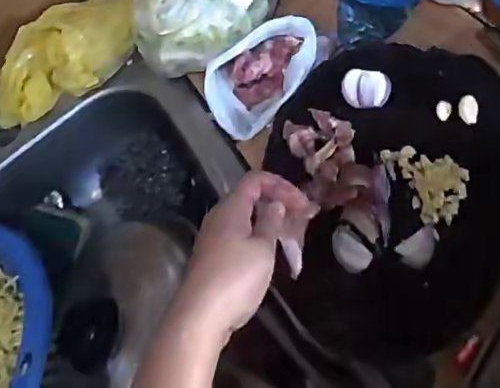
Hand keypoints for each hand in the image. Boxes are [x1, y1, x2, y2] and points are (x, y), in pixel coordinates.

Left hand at [173, 171, 314, 339]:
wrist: (198, 319)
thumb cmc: (236, 278)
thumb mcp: (263, 249)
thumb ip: (271, 222)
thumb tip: (275, 204)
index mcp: (231, 206)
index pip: (257, 179)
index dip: (281, 185)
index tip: (301, 202)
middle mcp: (219, 216)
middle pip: (251, 198)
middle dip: (278, 205)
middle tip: (301, 220)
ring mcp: (212, 237)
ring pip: (246, 220)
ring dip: (269, 225)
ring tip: (290, 241)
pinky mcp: (211, 258)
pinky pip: (238, 236)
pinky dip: (256, 239)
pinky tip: (269, 256)